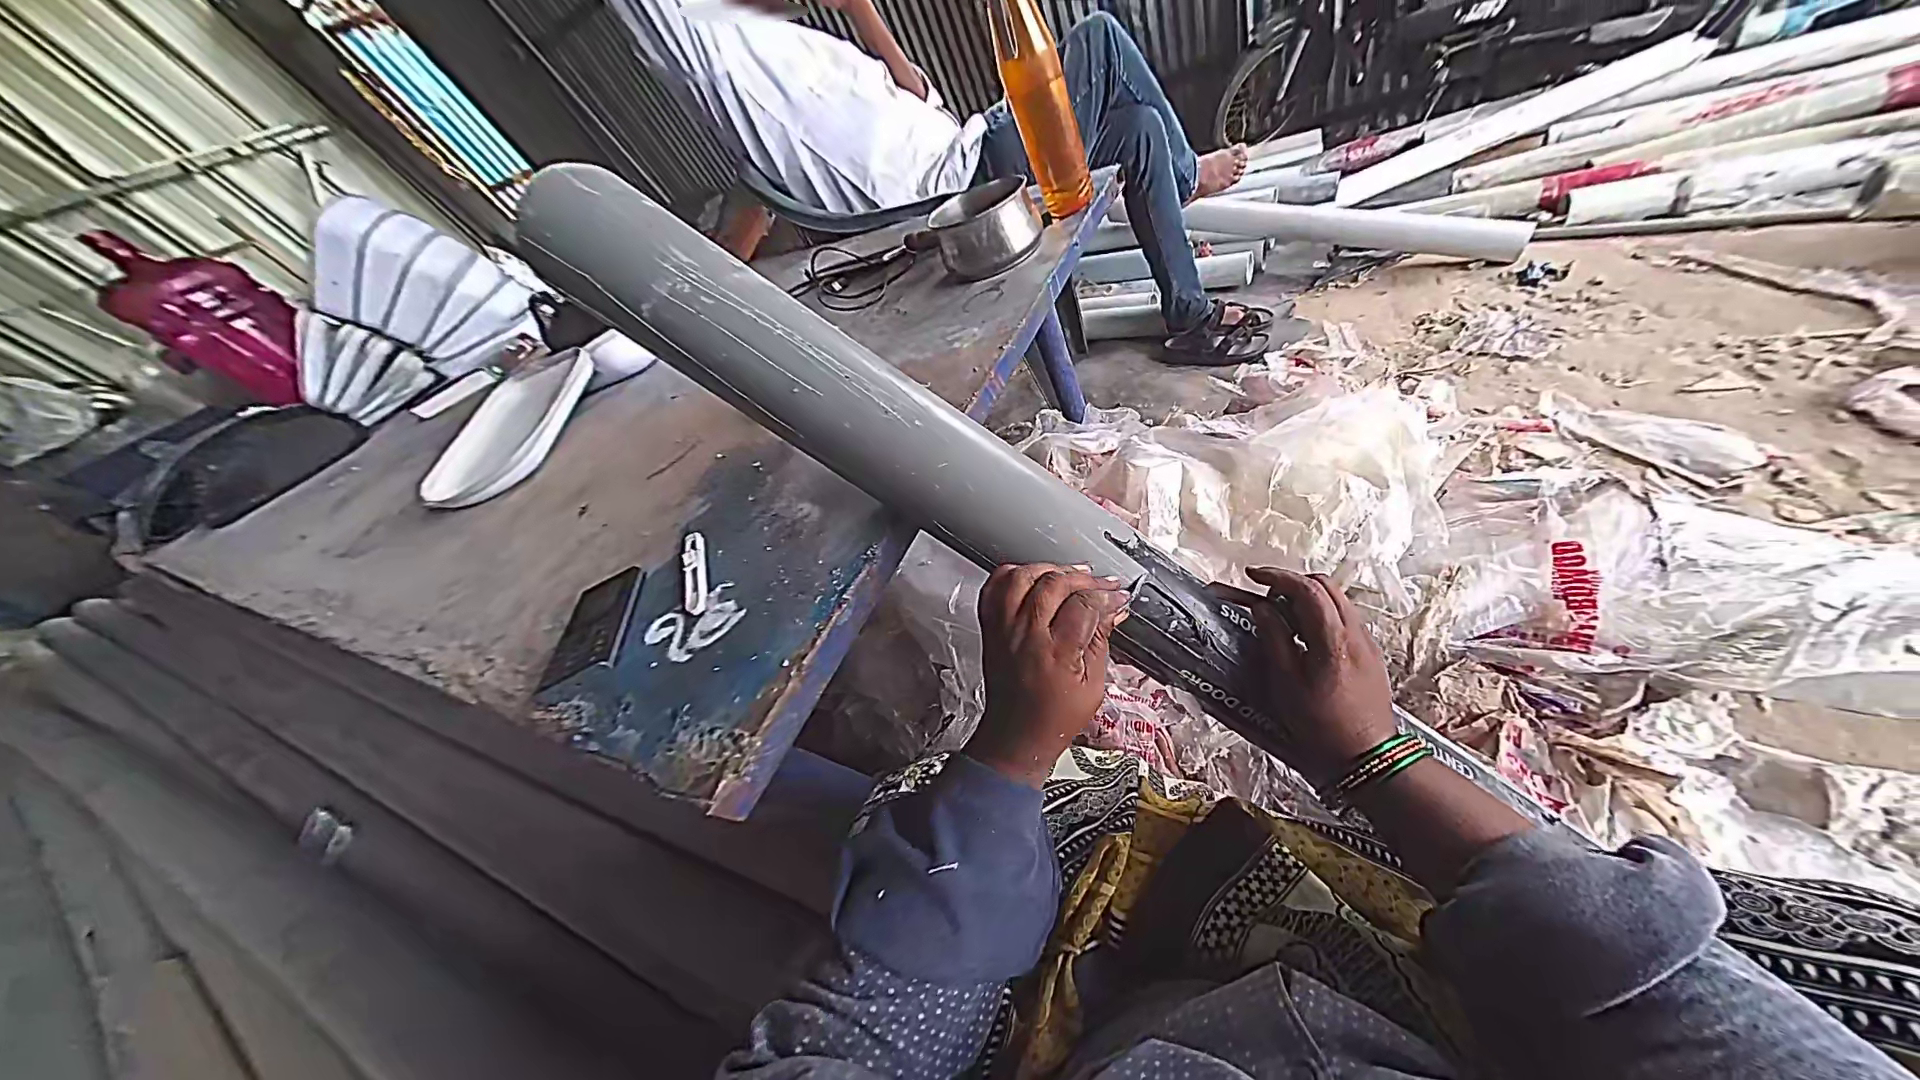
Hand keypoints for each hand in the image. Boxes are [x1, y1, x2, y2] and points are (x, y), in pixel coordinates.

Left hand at [967, 564, 1129, 787]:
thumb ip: (1101, 640)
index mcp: (1056, 653)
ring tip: (1069, 574)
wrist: (1016, 736)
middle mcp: (1025, 635)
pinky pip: (994, 587)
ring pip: (1021, 577)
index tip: (1118, 596)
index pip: (1084, 604)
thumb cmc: (1052, 718)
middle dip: (1083, 578)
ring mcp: (1003, 629)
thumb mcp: (1094, 685)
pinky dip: (1013, 575)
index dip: (1106, 595)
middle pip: (1053, 584)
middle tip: (1100, 584)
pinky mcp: (990, 627)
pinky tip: (1033, 578)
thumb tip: (1113, 609)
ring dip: (1049, 569)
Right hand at [1212, 568, 1397, 785]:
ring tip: (1280, 614)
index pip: (1307, 589)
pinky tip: (1302, 634)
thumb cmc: (1320, 724)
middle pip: (1326, 586)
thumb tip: (1260, 608)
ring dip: (1307, 597)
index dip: (1277, 577)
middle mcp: (1356, 634)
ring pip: (1337, 600)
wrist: (1367, 757)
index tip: (1252, 575)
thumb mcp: (1285, 682)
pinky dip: (1319, 614)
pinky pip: (1343, 619)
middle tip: (1265, 593)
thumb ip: (1273, 638)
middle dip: (1292, 582)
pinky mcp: (1370, 655)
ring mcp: (1367, 643)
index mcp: (1332, 640)